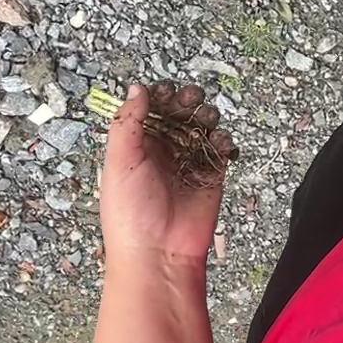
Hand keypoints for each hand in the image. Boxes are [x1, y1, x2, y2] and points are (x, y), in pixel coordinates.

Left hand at [98, 82, 236, 266]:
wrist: (160, 253)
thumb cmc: (131, 216)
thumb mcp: (119, 163)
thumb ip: (127, 123)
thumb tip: (136, 89)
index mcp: (137, 147)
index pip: (151, 110)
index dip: (160, 96)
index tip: (167, 90)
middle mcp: (163, 152)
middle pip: (179, 114)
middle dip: (186, 101)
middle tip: (190, 99)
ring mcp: (189, 162)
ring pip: (202, 126)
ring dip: (206, 115)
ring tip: (205, 117)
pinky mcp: (212, 174)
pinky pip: (221, 148)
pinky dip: (223, 139)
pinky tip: (218, 141)